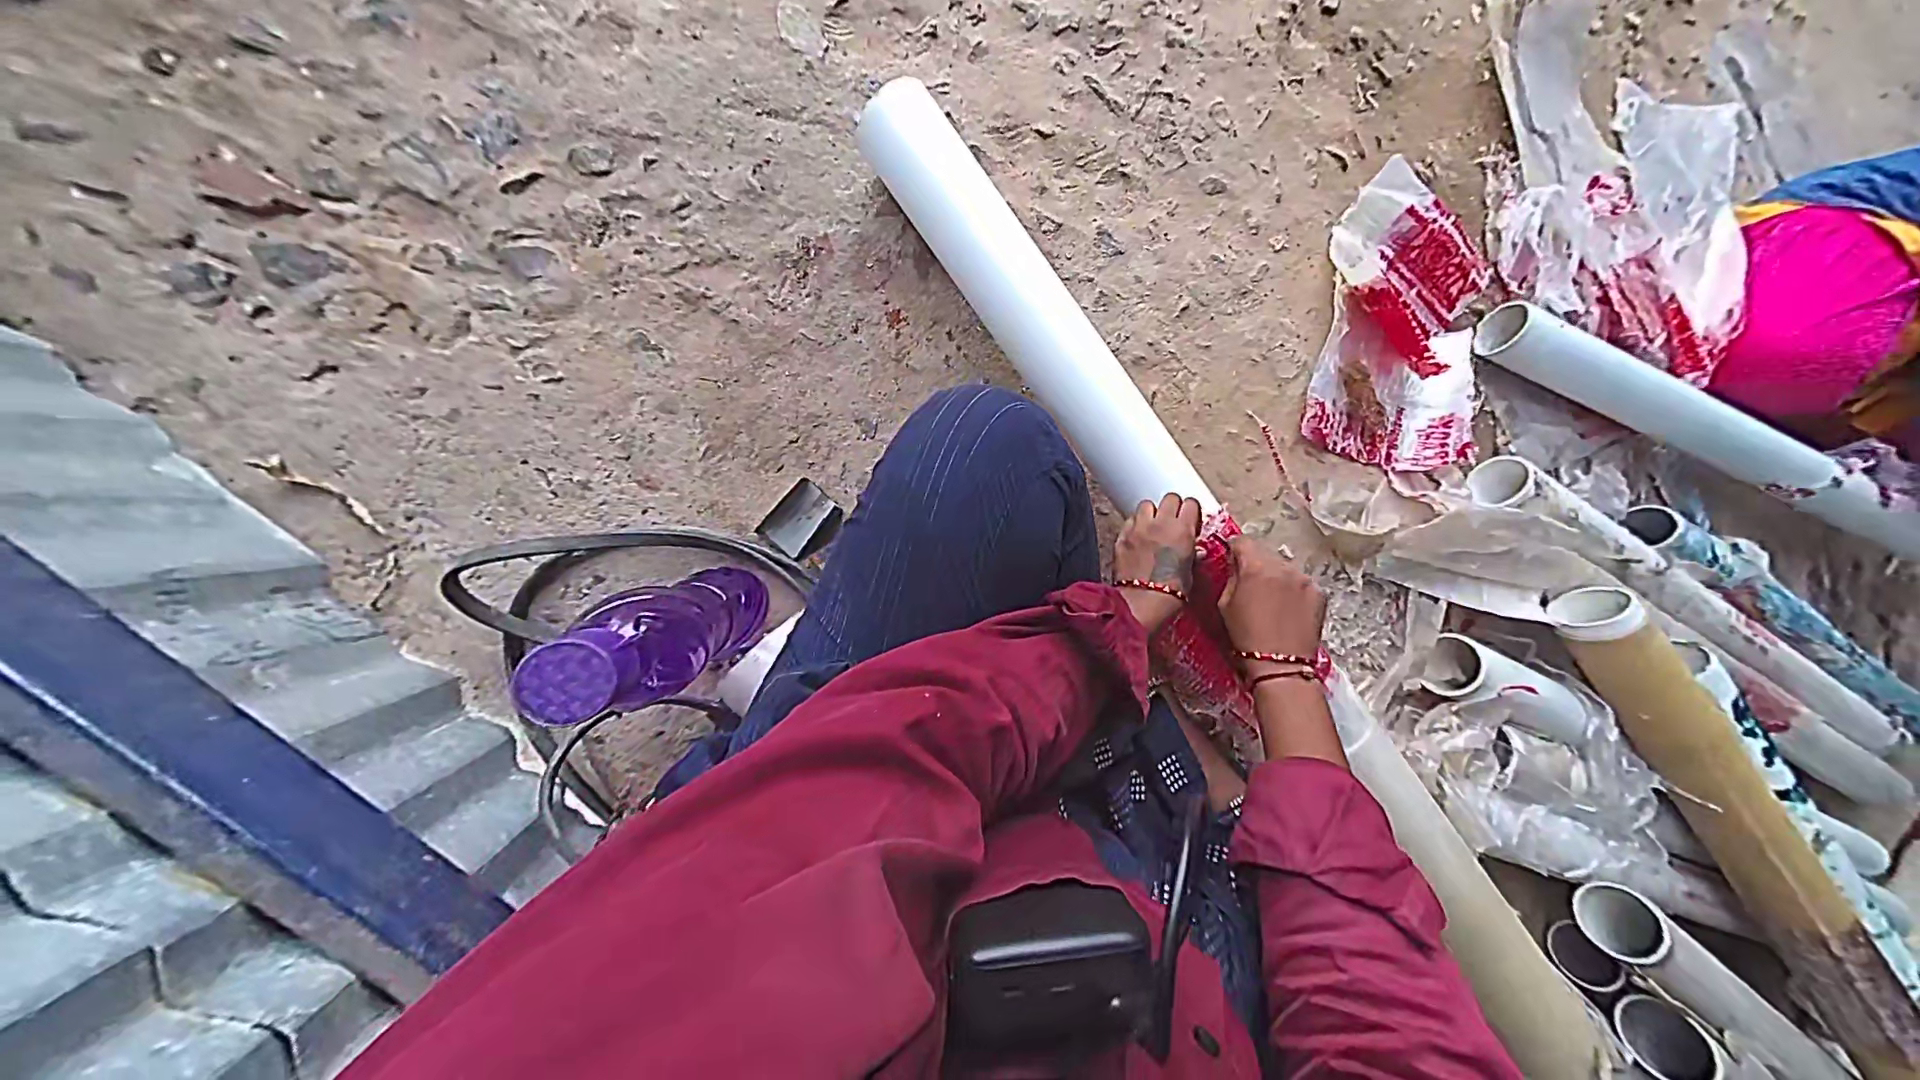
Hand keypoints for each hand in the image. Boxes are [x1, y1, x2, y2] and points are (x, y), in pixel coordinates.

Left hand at [1113, 493, 1201, 633]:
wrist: (1142, 602)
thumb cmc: (1171, 593)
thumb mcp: (1190, 573)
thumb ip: (1192, 556)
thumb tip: (1195, 550)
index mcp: (1183, 530)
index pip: (1191, 504)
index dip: (1191, 511)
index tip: (1190, 521)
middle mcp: (1161, 524)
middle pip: (1169, 498)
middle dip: (1172, 507)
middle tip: (1172, 522)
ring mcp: (1139, 528)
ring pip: (1146, 505)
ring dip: (1151, 513)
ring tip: (1153, 528)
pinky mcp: (1122, 537)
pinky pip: (1130, 521)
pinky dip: (1135, 525)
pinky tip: (1138, 538)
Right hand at [1217, 535, 1325, 662]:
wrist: (1281, 666)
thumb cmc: (1245, 637)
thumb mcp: (1224, 604)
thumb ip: (1231, 577)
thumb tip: (1235, 564)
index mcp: (1256, 568)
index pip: (1242, 541)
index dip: (1234, 549)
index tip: (1231, 559)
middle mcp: (1284, 567)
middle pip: (1265, 553)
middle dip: (1256, 563)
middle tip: (1249, 584)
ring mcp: (1305, 579)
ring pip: (1284, 567)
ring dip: (1275, 576)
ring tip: (1270, 599)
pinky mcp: (1319, 593)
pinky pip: (1300, 582)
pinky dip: (1292, 589)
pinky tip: (1287, 608)